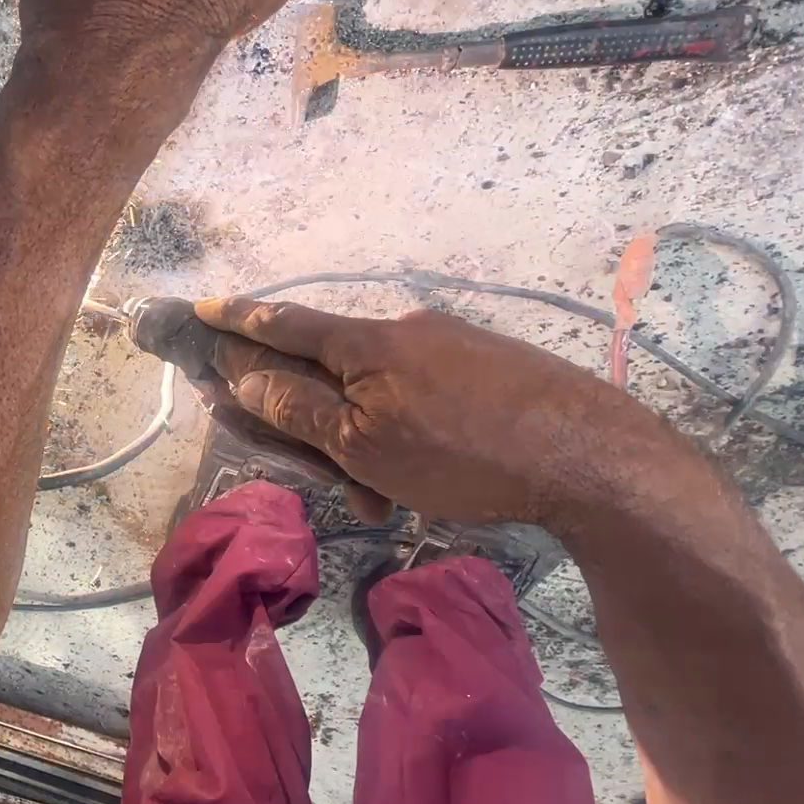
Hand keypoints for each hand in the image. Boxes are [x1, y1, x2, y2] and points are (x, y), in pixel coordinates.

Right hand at [194, 298, 690, 526]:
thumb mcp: (361, 445)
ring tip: (381, 495)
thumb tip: (244, 378)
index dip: (237, 319)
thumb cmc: (463, 455)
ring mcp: (454, 344)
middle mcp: (405, 330)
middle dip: (310, 417)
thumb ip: (296, 409)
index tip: (200, 308)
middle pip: (329, 368)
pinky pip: (421, 395)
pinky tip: (422, 478)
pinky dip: (404, 433)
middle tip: (315, 470)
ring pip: (378, 390)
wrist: (604, 464)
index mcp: (366, 343)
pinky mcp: (492, 366)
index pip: (283, 323)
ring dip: (363, 439)